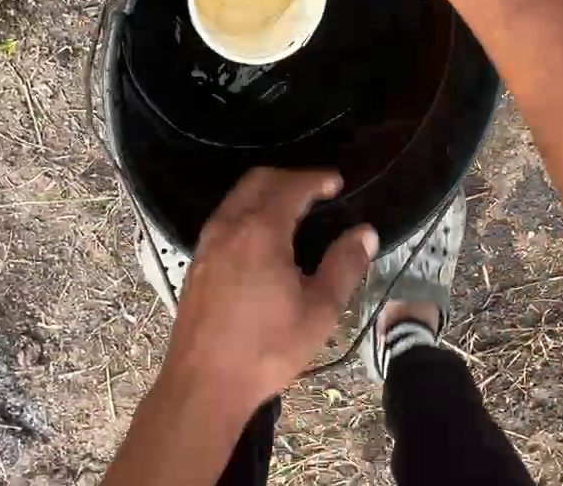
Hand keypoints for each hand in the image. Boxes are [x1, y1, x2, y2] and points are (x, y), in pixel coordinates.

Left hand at [159, 168, 376, 414]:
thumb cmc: (266, 349)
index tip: (336, 181)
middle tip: (317, 189)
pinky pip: (225, 216)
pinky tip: (262, 235)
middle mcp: (230, 225)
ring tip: (293, 207)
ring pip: (238, 196)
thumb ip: (344, 266)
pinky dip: (248, 209)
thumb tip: (366, 234)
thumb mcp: (319, 311)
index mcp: (261, 230)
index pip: (291, 187)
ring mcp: (208, 242)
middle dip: (290, 177)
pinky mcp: (197, 261)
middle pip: (259, 180)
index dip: (316, 179)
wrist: (202, 385)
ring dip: (267, 191)